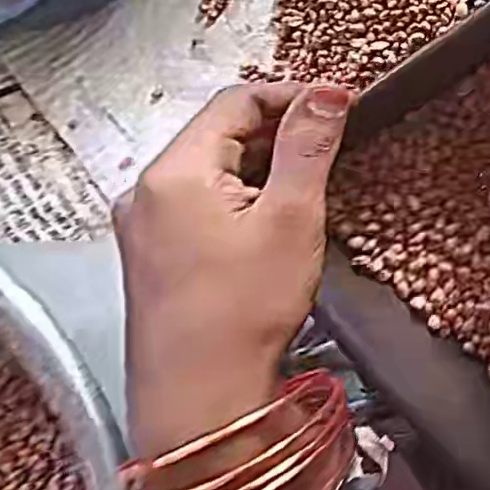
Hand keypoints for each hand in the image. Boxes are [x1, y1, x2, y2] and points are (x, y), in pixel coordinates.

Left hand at [114, 82, 351, 457]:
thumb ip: (308, 145)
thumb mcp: (292, 214)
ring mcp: (148, 223)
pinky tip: (279, 210)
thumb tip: (327, 92)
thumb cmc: (246, 304)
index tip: (342, 105)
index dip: (293, 95)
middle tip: (337, 139)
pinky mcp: (160, 250)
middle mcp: (149, 190)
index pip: (236, 101)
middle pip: (223, 129)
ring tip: (316, 174)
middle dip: (283, 126)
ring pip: (218, 163)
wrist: (200, 398)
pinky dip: (249, 188)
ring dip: (269, 158)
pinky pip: (208, 196)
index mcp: (174, 172)